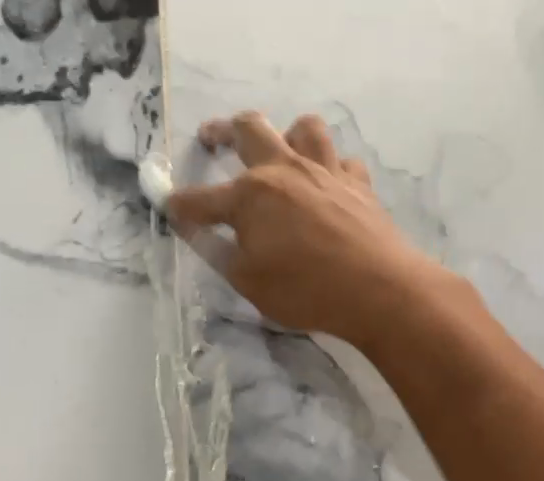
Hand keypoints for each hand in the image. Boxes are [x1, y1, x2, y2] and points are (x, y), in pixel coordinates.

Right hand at [167, 112, 455, 342]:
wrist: (376, 288)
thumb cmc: (302, 290)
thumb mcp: (246, 280)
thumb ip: (216, 250)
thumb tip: (194, 230)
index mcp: (249, 196)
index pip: (200, 199)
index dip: (179, 206)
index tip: (166, 207)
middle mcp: (284, 170)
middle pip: (250, 130)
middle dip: (223, 130)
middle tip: (210, 136)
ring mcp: (325, 170)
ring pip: (303, 128)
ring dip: (285, 135)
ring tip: (278, 150)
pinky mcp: (356, 182)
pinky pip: (339, 160)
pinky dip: (327, 167)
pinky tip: (324, 183)